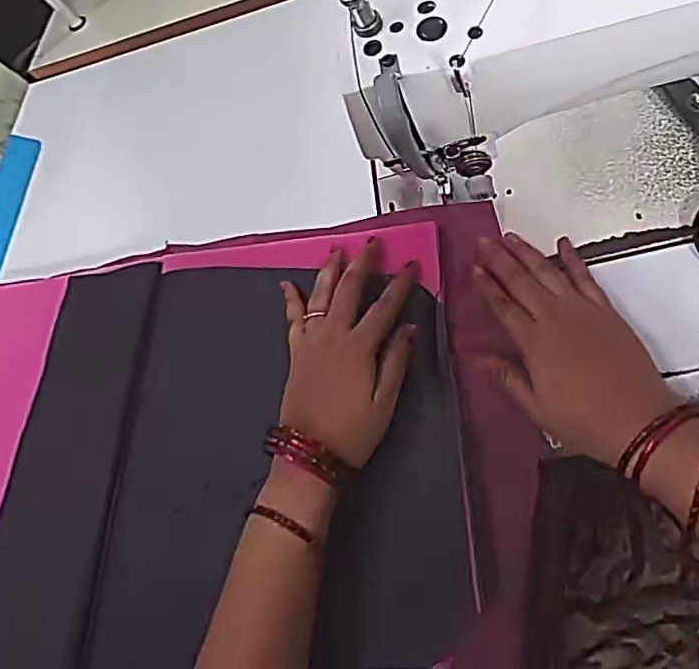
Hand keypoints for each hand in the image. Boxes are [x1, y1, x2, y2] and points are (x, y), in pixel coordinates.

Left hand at [278, 240, 419, 467]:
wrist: (310, 453)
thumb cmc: (353, 432)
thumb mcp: (384, 402)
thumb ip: (397, 361)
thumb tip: (410, 327)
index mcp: (359, 347)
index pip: (384, 306)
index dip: (399, 285)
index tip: (410, 266)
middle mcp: (333, 336)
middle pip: (348, 289)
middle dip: (362, 264)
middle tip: (372, 245)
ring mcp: (311, 341)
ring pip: (320, 295)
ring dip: (329, 271)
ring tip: (336, 252)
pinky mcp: (296, 351)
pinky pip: (293, 318)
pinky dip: (292, 299)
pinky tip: (289, 284)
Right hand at [474, 234, 679, 464]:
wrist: (640, 422)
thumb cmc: (589, 420)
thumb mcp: (538, 408)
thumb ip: (507, 378)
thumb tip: (483, 361)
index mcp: (534, 341)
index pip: (502, 304)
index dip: (486, 285)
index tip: (475, 270)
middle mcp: (555, 318)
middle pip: (519, 279)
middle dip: (499, 258)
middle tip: (485, 243)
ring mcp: (581, 310)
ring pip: (547, 270)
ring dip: (526, 252)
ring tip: (511, 239)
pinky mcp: (605, 311)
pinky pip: (584, 276)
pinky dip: (572, 258)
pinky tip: (563, 245)